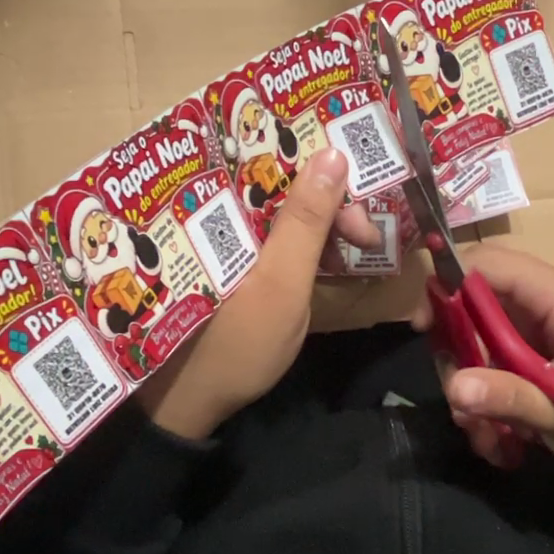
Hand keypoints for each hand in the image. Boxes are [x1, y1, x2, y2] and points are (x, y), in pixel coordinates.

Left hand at [134, 149, 379, 439]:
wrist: (188, 400)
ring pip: (283, 212)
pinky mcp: (232, 264)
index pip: (280, 165)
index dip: (330, 180)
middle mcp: (221, 214)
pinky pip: (273, 238)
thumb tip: (332, 153)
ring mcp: (226, 240)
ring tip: (352, 251)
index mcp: (226, 210)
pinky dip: (304, 246)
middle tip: (365, 239)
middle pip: (285, 185)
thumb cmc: (238, 343)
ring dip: (323, 227)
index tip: (362, 215)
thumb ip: (307, 222)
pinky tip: (327, 260)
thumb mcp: (282, 283)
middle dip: (333, 205)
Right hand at [416, 245, 553, 471]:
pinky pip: (506, 372)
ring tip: (490, 441)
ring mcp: (550, 336)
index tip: (425, 331)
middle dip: (461, 361)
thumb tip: (453, 388)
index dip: (449, 286)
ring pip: (486, 349)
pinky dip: (498, 405)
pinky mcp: (550, 363)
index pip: (490, 264)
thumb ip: (517, 398)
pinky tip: (506, 445)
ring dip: (479, 394)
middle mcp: (550, 308)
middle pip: (477, 311)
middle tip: (464, 408)